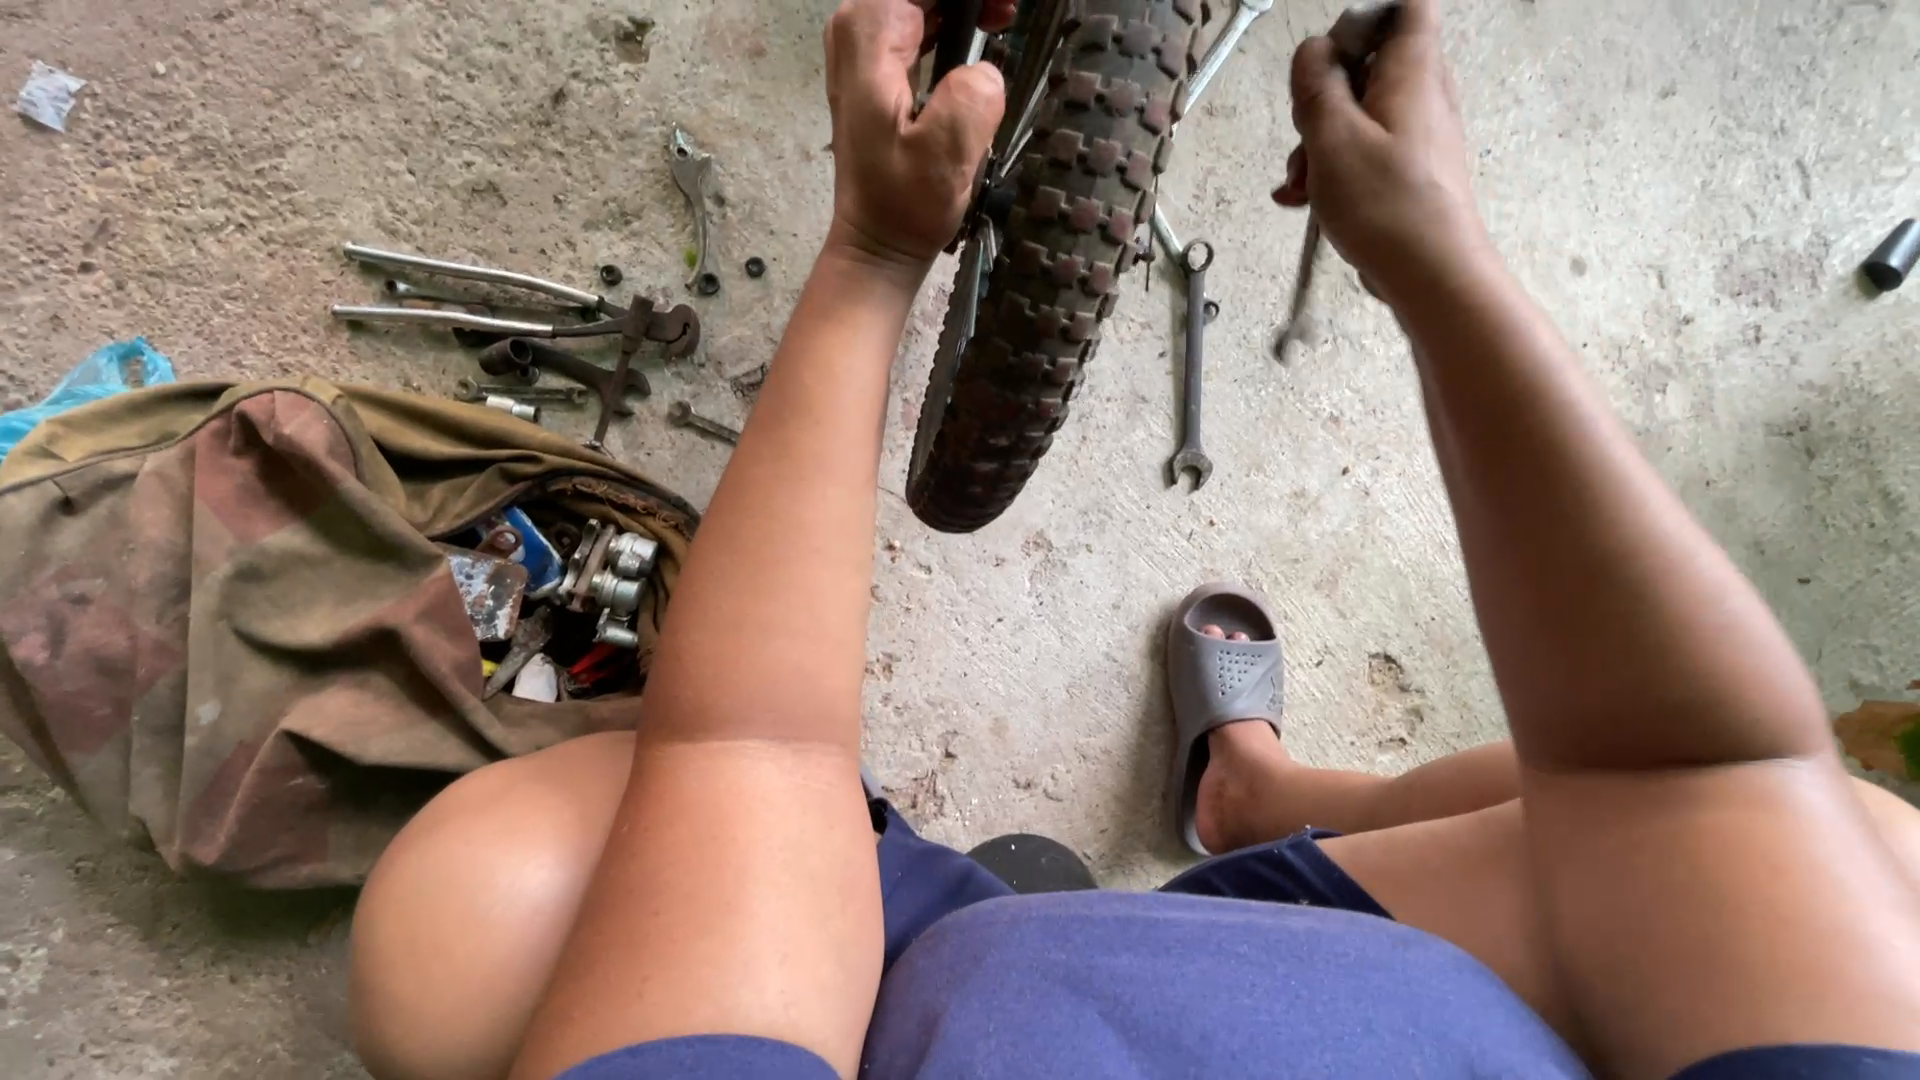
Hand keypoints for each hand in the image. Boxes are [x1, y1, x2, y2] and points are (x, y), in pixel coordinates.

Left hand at [824, 0, 1010, 268]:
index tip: (1008, 9)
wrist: (878, 243)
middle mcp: (856, 26)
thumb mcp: (946, 154)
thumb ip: (971, 96)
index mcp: (870, 31)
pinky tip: (980, 30)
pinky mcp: (873, 67)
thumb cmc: (905, 206)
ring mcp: (861, 46)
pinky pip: (915, 17)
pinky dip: (949, 17)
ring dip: (963, 5)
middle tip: (1010, 13)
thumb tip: (985, 70)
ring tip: (1003, 17)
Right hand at [1272, 0, 1492, 306]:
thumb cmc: (1382, 200)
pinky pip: (1364, 152)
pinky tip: (1304, 202)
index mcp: (1411, 69)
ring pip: (1358, 117)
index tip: (1325, 61)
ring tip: (1298, 188)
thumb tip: (1313, 50)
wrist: (1428, 268)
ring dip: (1318, 145)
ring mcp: (1417, 134)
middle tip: (1303, 139)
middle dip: (1322, 100)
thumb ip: (1317, 87)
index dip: (1360, 21)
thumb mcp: (1332, 138)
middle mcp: (1422, 92)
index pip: (1404, 7)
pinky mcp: (1409, 170)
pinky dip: (1333, 169)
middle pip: (1368, 68)